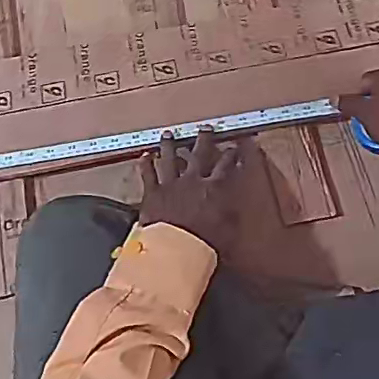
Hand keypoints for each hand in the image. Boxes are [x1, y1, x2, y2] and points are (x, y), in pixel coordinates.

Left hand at [137, 128, 244, 250]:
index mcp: (213, 190)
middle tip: (205, 128)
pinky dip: (145, 164)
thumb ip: (230, 215)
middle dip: (204, 140)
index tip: (234, 147)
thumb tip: (234, 208)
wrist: (175, 250)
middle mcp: (192, 181)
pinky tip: (145, 155)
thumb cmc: (204, 244)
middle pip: (199, 155)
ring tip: (168, 134)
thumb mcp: (227, 230)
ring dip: (170, 145)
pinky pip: (148, 174)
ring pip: (170, 158)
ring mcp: (171, 184)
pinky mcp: (153, 192)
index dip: (230, 156)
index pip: (225, 167)